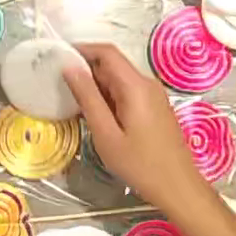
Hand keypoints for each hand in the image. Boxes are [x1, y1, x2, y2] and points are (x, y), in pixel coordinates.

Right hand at [62, 43, 211, 209]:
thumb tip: (70, 68)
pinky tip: (96, 116)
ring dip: (96, 86)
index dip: (82, 49)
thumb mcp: (106, 133)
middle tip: (60, 86)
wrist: (177, 186)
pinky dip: (108, 97)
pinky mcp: (154, 107)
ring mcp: (153, 95)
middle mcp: (147, 84)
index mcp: (135, 86)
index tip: (58, 58)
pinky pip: (127, 92)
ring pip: (119, 79)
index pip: (107, 52)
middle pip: (112, 65)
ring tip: (74, 103)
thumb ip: (88, 98)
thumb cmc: (139, 164)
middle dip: (86, 70)